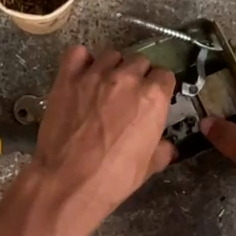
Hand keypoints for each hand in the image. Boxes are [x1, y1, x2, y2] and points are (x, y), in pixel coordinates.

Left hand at [15, 45, 176, 235]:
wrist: (68, 181)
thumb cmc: (114, 177)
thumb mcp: (148, 167)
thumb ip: (162, 150)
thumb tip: (168, 147)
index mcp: (152, 97)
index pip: (164, 75)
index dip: (160, 88)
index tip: (153, 99)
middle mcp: (127, 78)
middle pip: (139, 61)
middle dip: (138, 75)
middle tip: (128, 96)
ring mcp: (96, 74)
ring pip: (111, 55)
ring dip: (113, 67)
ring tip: (104, 86)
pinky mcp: (68, 78)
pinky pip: (77, 53)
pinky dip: (81, 61)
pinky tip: (82, 75)